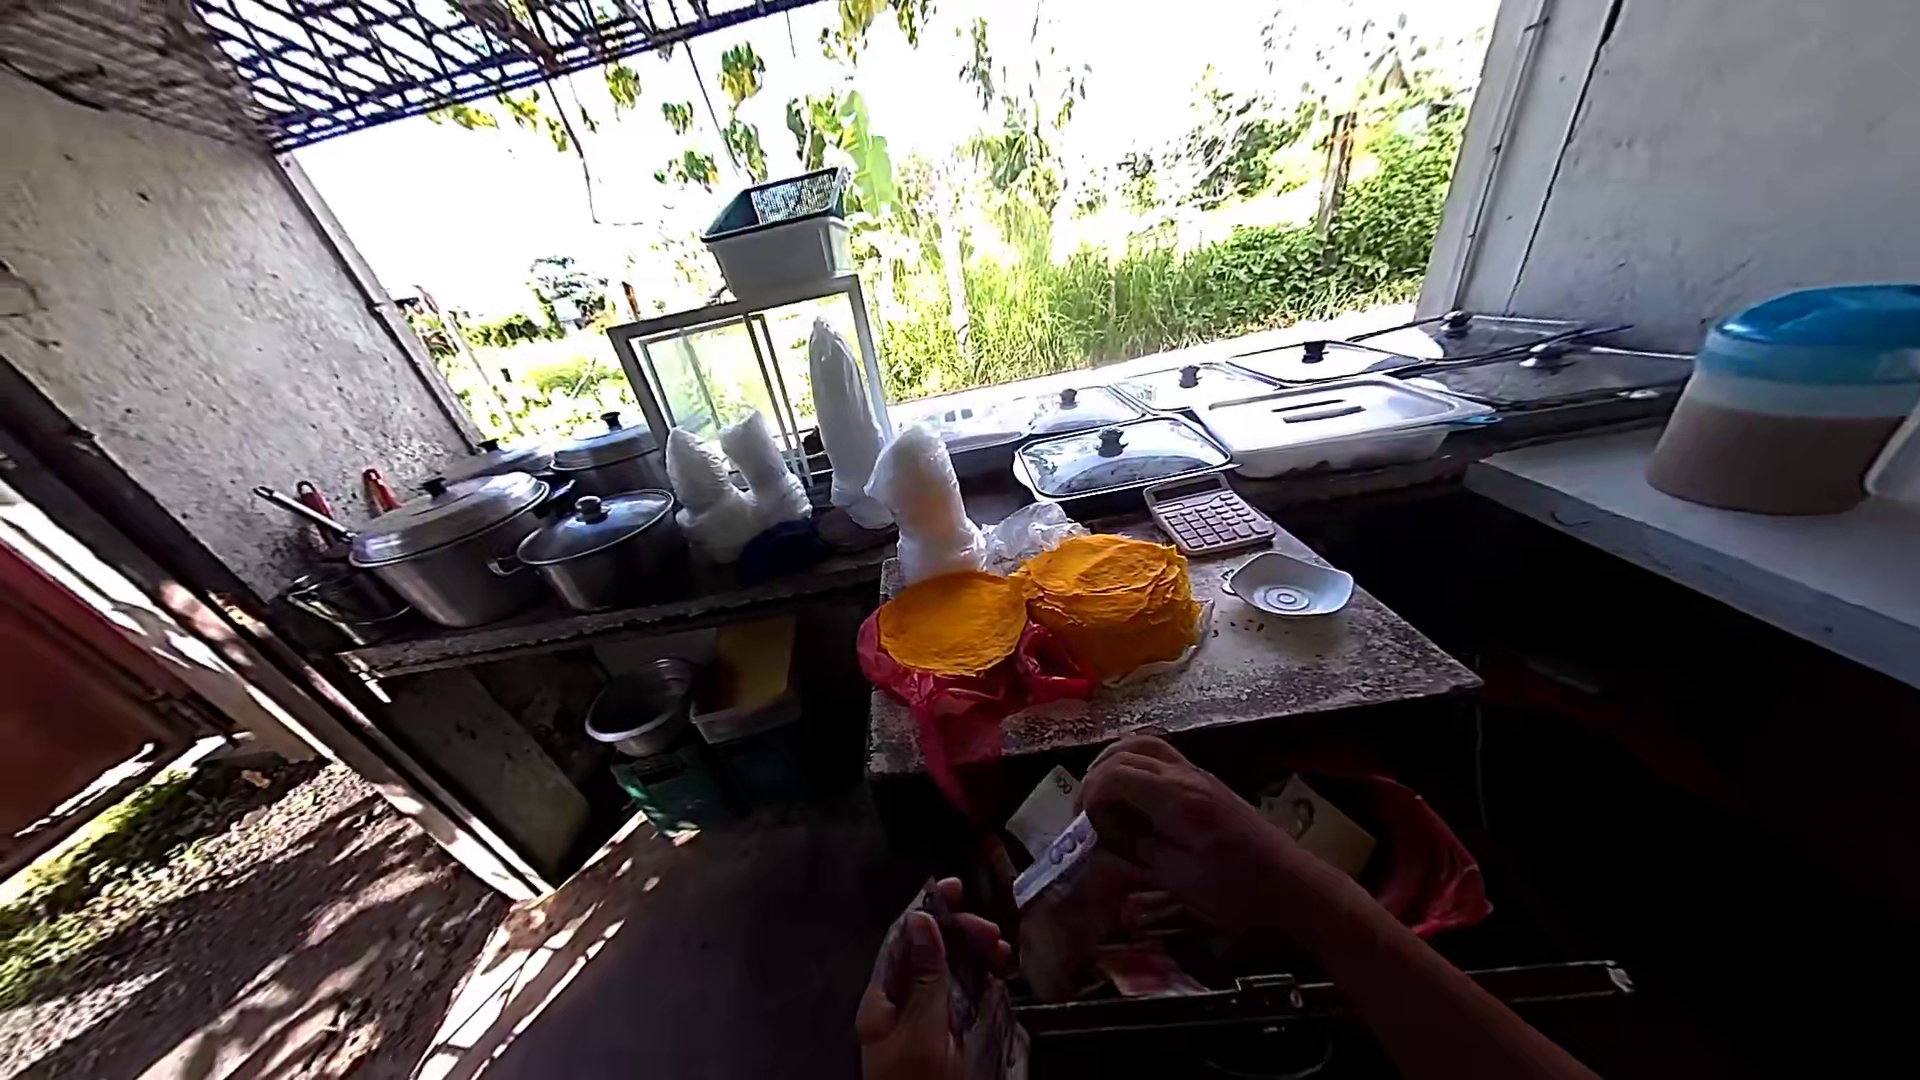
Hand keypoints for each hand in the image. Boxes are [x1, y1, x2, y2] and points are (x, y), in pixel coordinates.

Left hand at [856, 878, 1010, 1079]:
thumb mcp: (922, 1033)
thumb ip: (924, 975)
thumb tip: (922, 917)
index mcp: (883, 1000)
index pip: (903, 938)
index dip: (927, 908)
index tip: (955, 886)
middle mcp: (901, 1005)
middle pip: (929, 950)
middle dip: (960, 933)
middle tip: (992, 932)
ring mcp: (925, 1022)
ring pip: (949, 970)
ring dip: (975, 954)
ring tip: (1002, 952)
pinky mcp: (947, 1039)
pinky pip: (963, 996)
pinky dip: (981, 979)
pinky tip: (998, 974)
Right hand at [1077, 735, 1317, 931]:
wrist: (1292, 883)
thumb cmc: (1238, 891)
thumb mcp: (1183, 880)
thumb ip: (1139, 847)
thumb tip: (1102, 830)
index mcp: (1178, 799)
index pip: (1116, 775)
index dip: (1091, 796)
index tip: (1085, 827)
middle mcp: (1184, 774)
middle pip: (1123, 753)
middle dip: (1094, 778)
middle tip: (1085, 813)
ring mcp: (1194, 771)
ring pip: (1140, 742)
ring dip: (1111, 761)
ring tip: (1099, 792)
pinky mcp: (1201, 778)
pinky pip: (1156, 751)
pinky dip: (1131, 760)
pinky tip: (1127, 788)